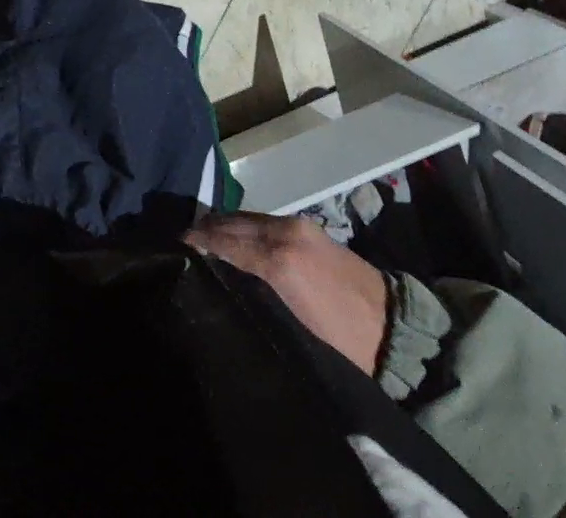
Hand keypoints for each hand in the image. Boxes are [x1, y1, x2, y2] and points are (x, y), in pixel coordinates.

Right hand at [184, 211, 388, 375]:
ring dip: (218, 231)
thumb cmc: (341, 347)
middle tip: (178, 255)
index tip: (167, 257)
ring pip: (241, 218)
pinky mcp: (307, 226)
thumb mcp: (288, 333)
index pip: (215, 242)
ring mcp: (296, 225)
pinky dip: (238, 229)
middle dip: (198, 236)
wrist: (399, 334)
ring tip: (200, 251)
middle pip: (224, 223)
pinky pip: (259, 221)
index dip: (188, 247)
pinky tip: (230, 247)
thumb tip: (209, 289)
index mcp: (275, 260)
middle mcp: (282, 232)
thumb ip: (247, 302)